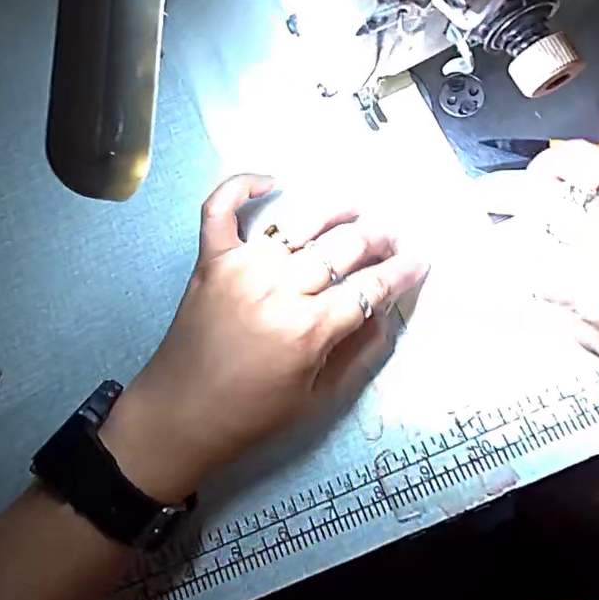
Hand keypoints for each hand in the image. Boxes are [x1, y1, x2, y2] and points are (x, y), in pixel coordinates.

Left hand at [102, 175, 427, 500]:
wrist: (178, 418)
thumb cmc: (253, 414)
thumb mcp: (320, 398)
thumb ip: (362, 353)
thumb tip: (386, 311)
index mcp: (309, 329)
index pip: (372, 287)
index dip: (404, 272)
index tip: (420, 262)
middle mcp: (279, 289)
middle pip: (345, 246)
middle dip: (380, 239)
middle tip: (392, 240)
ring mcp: (241, 267)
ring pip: (299, 221)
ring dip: (335, 209)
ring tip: (355, 208)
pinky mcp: (210, 259)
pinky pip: (220, 208)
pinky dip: (241, 186)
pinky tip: (271, 181)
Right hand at [514, 117, 598, 456]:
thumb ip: (561, 318)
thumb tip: (511, 295)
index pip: (518, 251)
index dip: (491, 240)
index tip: (482, 234)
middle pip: (539, 196)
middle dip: (499, 192)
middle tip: (488, 192)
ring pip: (585, 159)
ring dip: (555, 165)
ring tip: (547, 173)